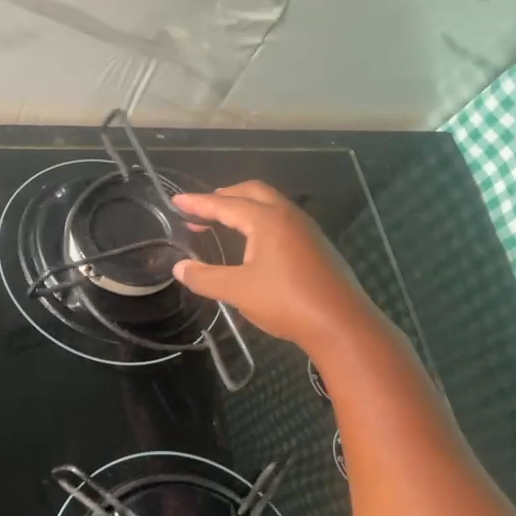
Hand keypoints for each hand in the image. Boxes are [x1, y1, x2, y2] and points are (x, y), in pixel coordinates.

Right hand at [171, 181, 382, 350]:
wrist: (340, 322)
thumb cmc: (285, 301)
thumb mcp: (237, 291)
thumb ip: (204, 277)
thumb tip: (179, 268)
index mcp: (267, 220)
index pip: (225, 204)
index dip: (198, 203)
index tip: (176, 201)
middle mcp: (288, 216)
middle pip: (252, 192)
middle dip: (224, 196)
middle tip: (200, 209)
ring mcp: (306, 229)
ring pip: (270, 204)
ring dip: (244, 207)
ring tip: (223, 222)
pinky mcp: (315, 245)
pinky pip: (282, 220)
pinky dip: (260, 220)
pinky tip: (253, 242)